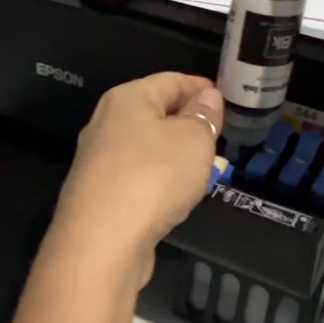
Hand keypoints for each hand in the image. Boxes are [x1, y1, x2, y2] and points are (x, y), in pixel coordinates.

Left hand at [54, 73, 223, 265]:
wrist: (101, 242)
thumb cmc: (153, 177)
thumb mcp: (194, 139)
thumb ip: (204, 116)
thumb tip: (207, 97)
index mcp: (127, 98)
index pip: (171, 80)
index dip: (200, 87)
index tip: (225, 100)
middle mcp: (106, 123)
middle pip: (154, 113)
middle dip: (188, 123)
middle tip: (218, 138)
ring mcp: (98, 161)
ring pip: (146, 148)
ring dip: (175, 155)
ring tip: (204, 170)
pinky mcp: (98, 194)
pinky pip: (137, 177)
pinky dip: (159, 181)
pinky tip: (175, 197)